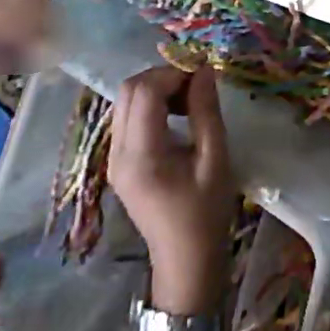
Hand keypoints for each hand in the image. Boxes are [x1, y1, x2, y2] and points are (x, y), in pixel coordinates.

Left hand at [107, 68, 233, 314]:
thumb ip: (206, 110)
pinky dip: (150, 104)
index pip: (145, 92)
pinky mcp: (118, 162)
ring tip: (188, 99)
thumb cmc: (206, 212)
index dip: (174, 73)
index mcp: (141, 155)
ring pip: (125, 100)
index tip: (203, 74)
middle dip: (162, 76)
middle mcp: (118, 152)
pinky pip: (128, 117)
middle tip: (195, 85)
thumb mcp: (215, 158)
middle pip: (128, 90)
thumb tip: (204, 69)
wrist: (186, 261)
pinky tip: (175, 115)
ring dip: (156, 88)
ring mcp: (113, 158)